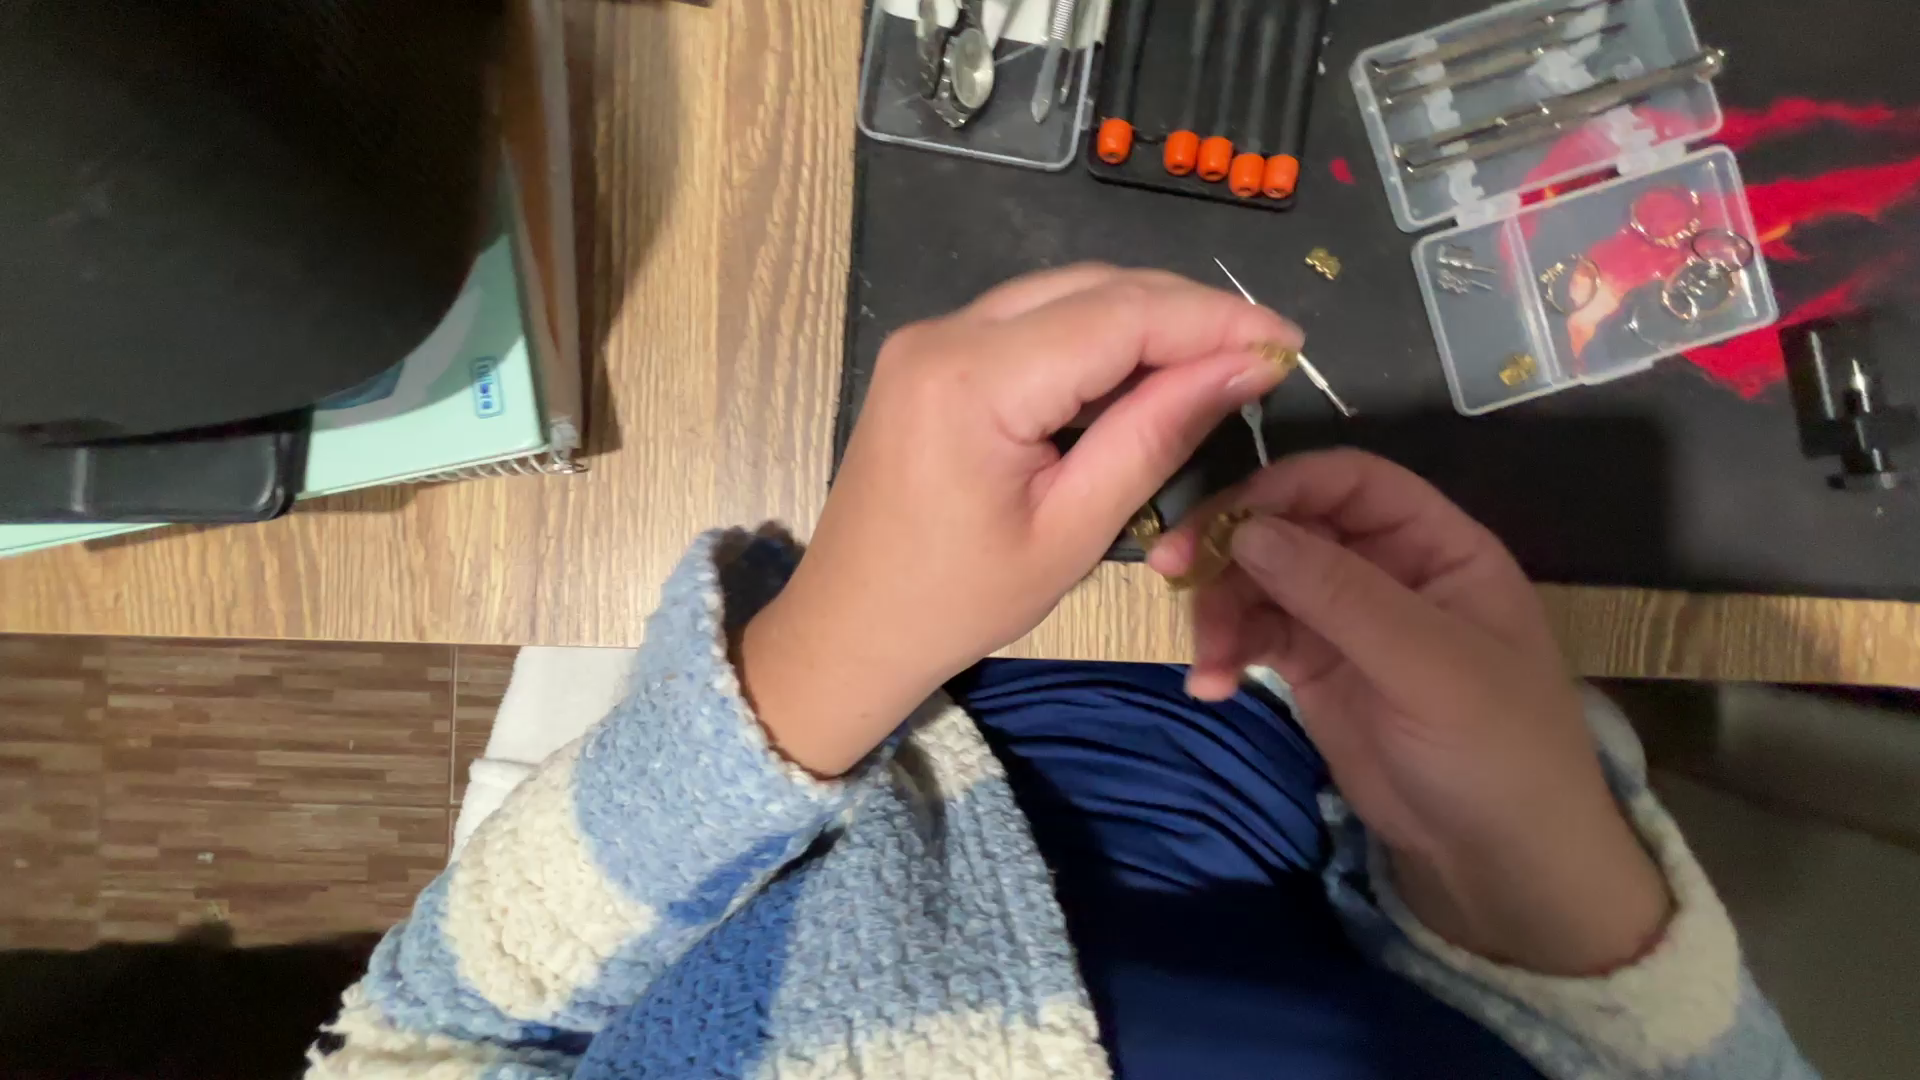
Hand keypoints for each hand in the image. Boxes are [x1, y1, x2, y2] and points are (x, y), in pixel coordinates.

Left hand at [740, 265, 1300, 777]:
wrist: (851, 623)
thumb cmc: (958, 601)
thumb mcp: (1072, 530)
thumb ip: (1154, 435)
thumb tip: (1242, 366)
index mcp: (972, 380)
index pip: (1119, 315)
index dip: (1213, 319)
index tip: (1286, 340)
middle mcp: (942, 334)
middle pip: (1090, 289)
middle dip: (1181, 314)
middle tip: (1252, 356)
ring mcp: (927, 340)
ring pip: (1059, 298)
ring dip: (1137, 324)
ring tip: (1205, 367)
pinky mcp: (927, 359)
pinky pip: (1024, 326)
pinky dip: (1087, 343)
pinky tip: (1130, 377)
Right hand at [1152, 449, 1669, 975]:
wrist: (1493, 858)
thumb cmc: (1495, 750)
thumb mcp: (1428, 667)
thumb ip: (1339, 594)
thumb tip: (1245, 532)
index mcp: (1431, 545)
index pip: (1349, 483)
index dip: (1283, 487)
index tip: (1222, 521)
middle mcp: (1378, 567)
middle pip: (1286, 527)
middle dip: (1226, 548)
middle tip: (1169, 570)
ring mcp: (1337, 615)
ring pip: (1256, 580)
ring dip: (1218, 610)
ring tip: (1206, 660)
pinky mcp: (1304, 660)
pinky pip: (1249, 632)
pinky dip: (1222, 651)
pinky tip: (1210, 685)